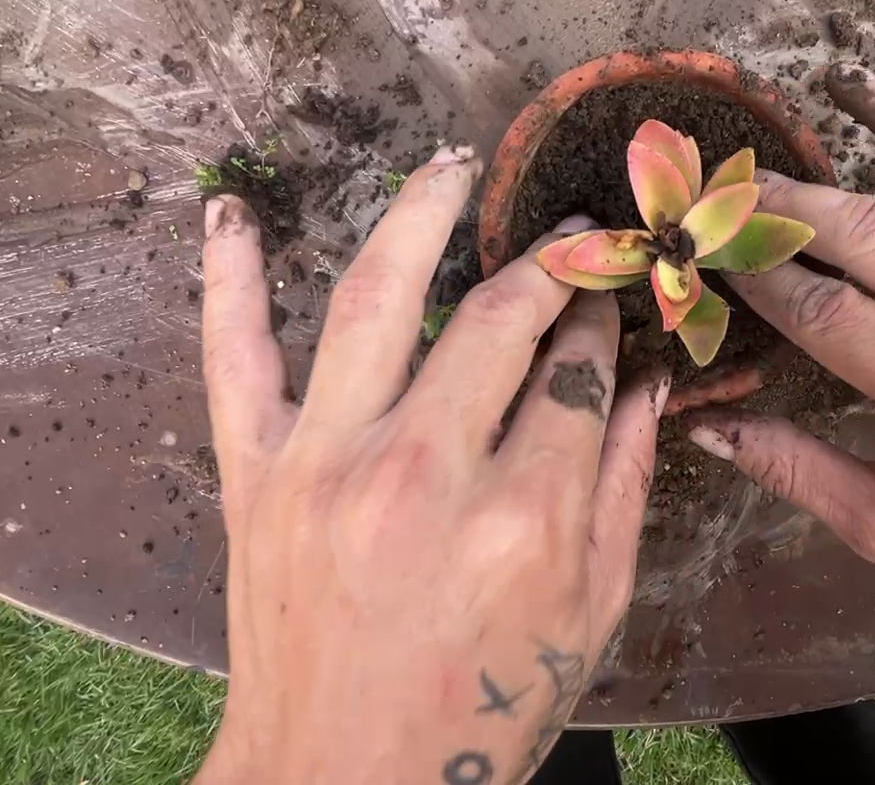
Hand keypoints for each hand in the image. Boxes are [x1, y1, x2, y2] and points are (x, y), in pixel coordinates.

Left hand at [193, 147, 664, 784]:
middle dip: (545, 267)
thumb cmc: (485, 709)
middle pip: (495, 323)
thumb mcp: (593, 612)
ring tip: (450, 166)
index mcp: (524, 519)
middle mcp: (422, 474)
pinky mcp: (254, 476)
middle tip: (565, 236)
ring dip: (417, 217)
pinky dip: (226, 278)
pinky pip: (232, 356)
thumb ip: (627, 488)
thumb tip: (649, 385)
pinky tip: (230, 211)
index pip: (577, 374)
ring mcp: (325, 465)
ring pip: (373, 299)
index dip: (601, 324)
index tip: (607, 297)